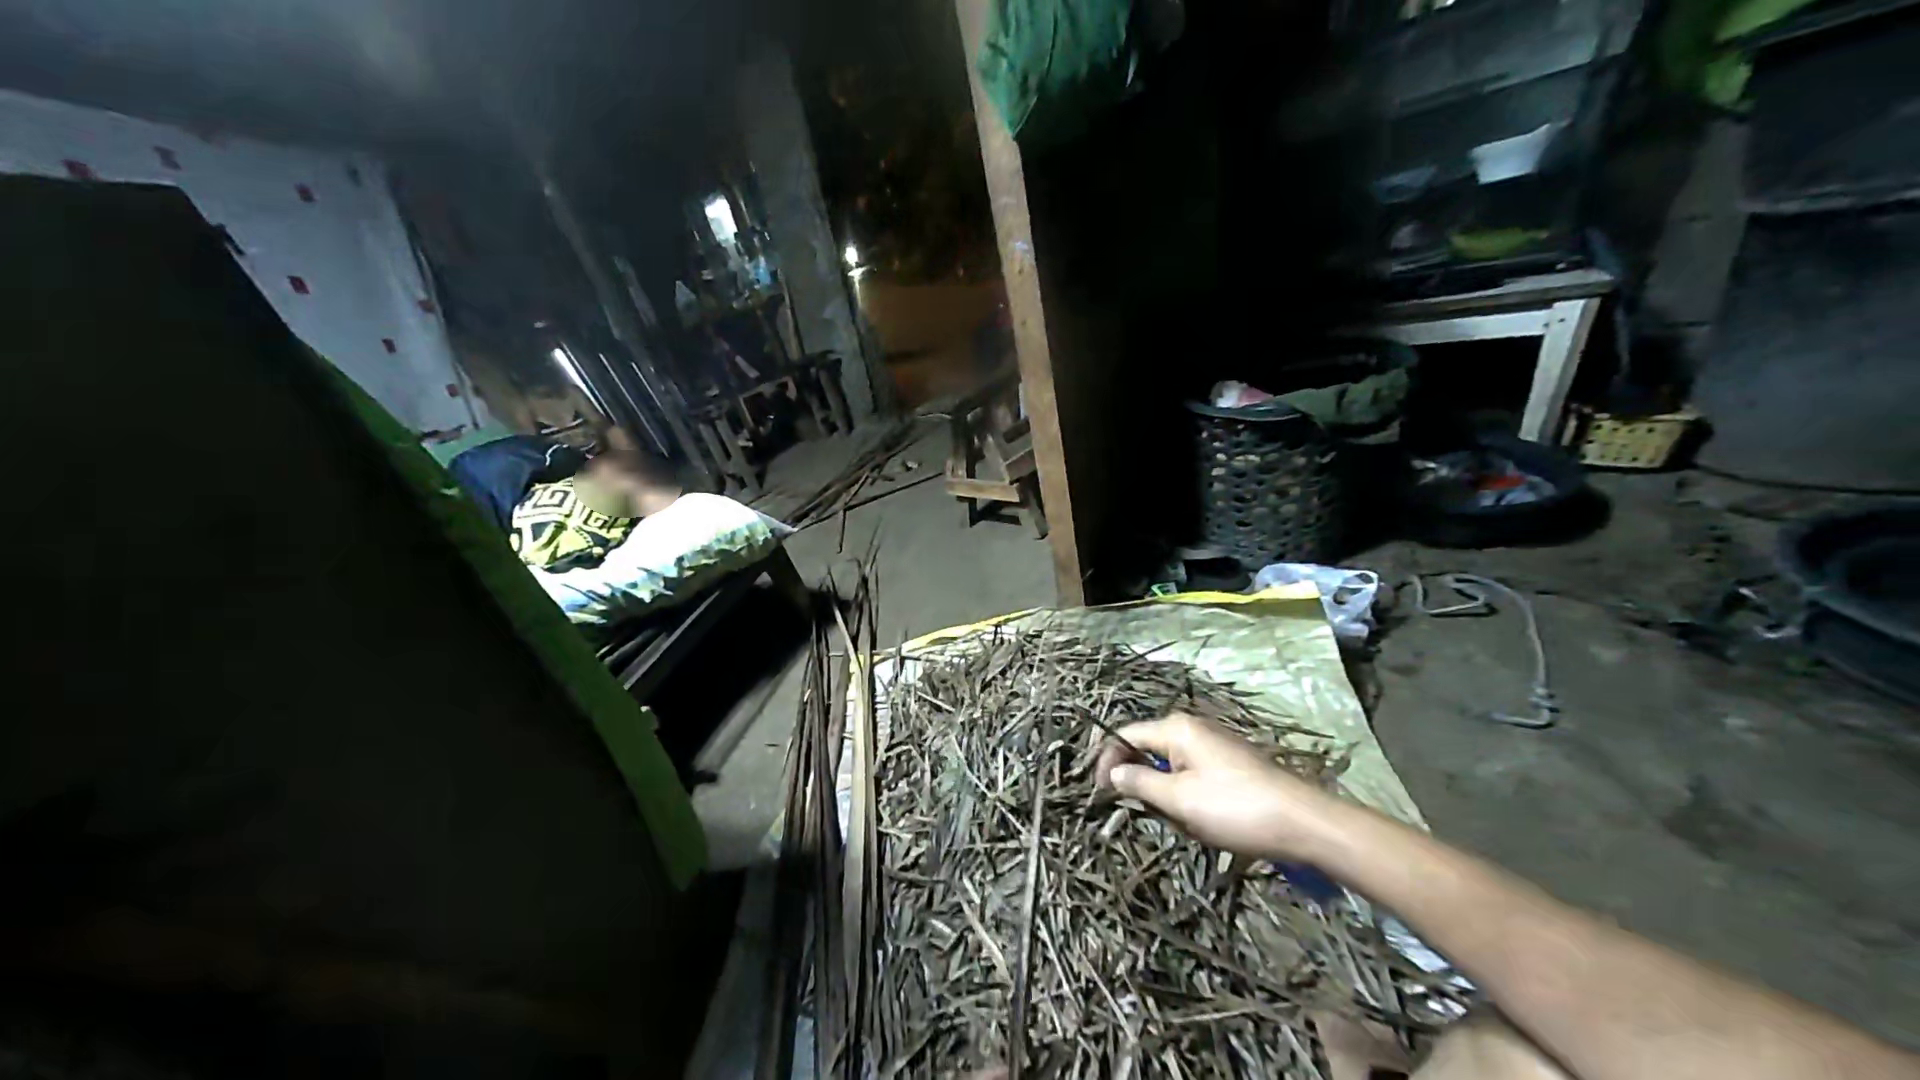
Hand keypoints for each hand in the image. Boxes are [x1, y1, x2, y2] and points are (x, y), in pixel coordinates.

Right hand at [1094, 712, 1348, 862]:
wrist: (1304, 824)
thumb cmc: (1235, 808)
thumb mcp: (1179, 800)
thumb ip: (1139, 783)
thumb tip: (1113, 773)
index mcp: (1177, 729)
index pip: (1126, 735)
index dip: (1107, 761)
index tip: (1098, 792)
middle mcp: (1193, 729)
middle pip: (1148, 750)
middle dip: (1142, 783)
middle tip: (1147, 814)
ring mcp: (1215, 746)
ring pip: (1171, 769)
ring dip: (1167, 797)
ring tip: (1185, 824)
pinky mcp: (1231, 765)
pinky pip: (1193, 777)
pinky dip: (1188, 799)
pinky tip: (1204, 823)